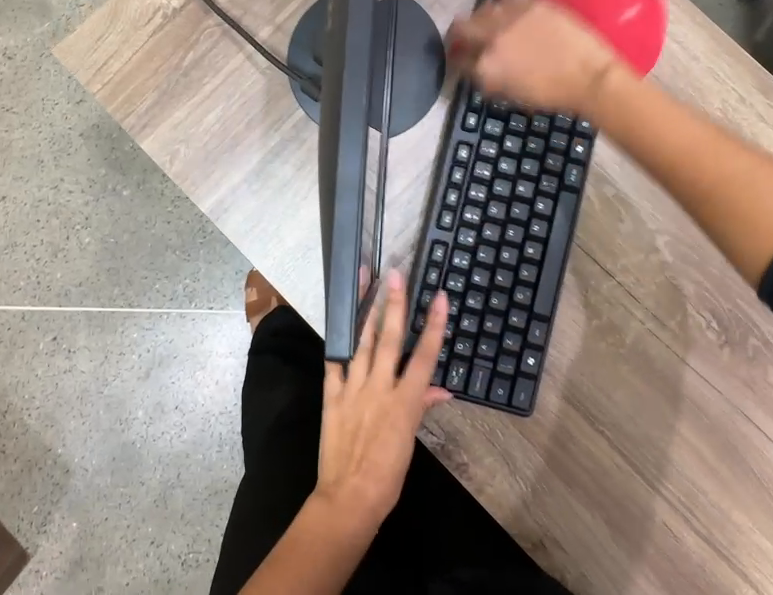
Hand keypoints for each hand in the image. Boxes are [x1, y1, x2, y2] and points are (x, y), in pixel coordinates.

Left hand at [313, 271, 450, 532]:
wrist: (350, 497)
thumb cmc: (388, 475)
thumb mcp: (410, 441)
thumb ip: (422, 408)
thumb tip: (440, 390)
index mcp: (405, 401)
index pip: (424, 356)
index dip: (434, 325)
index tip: (439, 298)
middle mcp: (380, 388)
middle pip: (390, 339)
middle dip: (393, 305)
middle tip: (394, 275)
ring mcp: (354, 389)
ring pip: (362, 344)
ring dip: (367, 314)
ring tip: (368, 286)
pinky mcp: (331, 396)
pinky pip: (334, 365)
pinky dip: (338, 347)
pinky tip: (338, 327)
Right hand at [448, 0, 622, 115]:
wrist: (590, 77)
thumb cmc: (554, 94)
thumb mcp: (513, 95)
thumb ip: (490, 81)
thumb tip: (481, 71)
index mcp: (486, 67)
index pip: (459, 59)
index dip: (458, 59)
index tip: (461, 58)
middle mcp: (492, 38)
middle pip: (461, 28)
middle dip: (459, 33)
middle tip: (464, 36)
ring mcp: (511, 18)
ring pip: (484, 9)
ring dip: (483, 16)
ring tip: (491, 22)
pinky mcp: (532, 3)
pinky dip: (507, 3)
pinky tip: (512, 10)